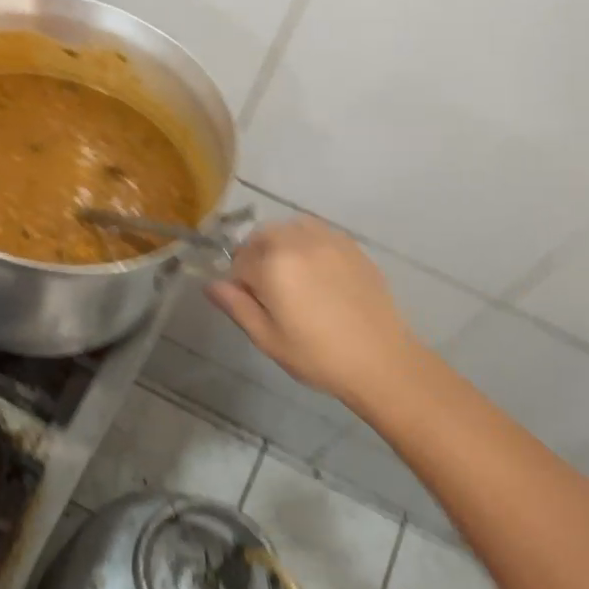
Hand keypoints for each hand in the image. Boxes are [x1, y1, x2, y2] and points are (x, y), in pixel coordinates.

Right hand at [206, 216, 422, 399]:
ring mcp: (329, 240)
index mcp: (274, 265)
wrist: (378, 358)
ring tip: (291, 280)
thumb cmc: (315, 355)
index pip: (238, 261)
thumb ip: (236, 306)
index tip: (249, 305)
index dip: (237, 284)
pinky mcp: (352, 247)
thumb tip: (210, 285)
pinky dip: (307, 246)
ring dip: (280, 246)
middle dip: (256, 258)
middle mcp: (299, 242)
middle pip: (262, 236)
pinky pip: (318, 233)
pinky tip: (316, 276)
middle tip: (267, 293)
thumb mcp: (266, 338)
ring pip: (290, 229)